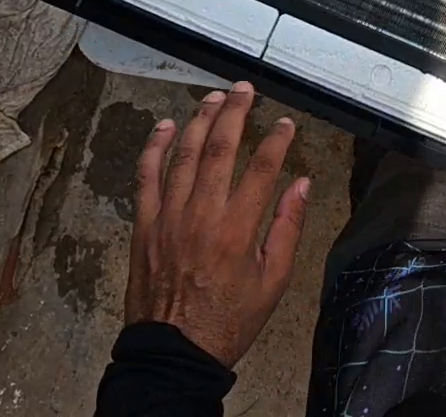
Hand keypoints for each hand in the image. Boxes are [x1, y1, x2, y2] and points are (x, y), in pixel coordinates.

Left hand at [125, 82, 310, 367]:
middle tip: (244, 90)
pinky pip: (146, 178)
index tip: (285, 123)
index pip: (262, 168)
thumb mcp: (274, 281)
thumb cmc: (229, 319)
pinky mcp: (143, 226)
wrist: (173, 356)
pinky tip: (165, 126)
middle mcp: (202, 214)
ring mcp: (167, 217)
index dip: (276, 139)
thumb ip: (288, 227)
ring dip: (198, 120)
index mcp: (237, 229)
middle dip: (234, 113)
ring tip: (213, 97)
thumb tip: (303, 183)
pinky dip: (154, 149)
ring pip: (183, 155)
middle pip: (219, 149)